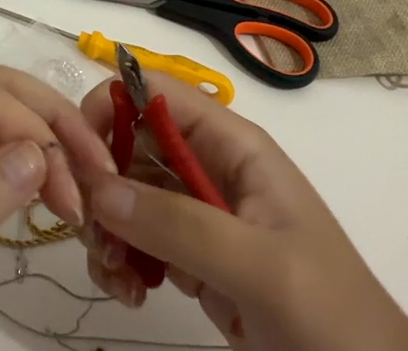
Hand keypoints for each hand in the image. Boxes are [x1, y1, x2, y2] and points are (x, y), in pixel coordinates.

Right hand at [79, 72, 407, 350]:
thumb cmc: (328, 314)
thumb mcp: (257, 266)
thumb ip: (178, 224)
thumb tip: (97, 188)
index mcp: (234, 147)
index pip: (154, 94)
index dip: (109, 109)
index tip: (79, 160)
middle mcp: (211, 168)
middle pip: (129, 145)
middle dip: (101, 183)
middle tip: (90, 233)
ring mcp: (200, 215)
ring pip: (126, 196)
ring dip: (106, 229)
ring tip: (114, 275)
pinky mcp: (193, 258)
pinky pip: (137, 240)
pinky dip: (121, 260)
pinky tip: (129, 292)